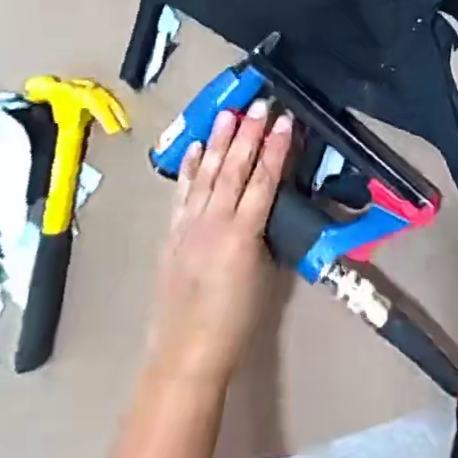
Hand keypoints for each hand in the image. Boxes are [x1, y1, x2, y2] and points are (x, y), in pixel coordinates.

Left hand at [143, 99, 294, 383]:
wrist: (185, 354)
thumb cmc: (236, 319)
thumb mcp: (266, 273)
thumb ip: (267, 231)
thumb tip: (273, 200)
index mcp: (242, 233)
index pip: (264, 179)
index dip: (276, 147)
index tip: (285, 120)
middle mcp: (213, 222)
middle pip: (234, 168)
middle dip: (249, 133)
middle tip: (260, 103)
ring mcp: (188, 225)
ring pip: (208, 173)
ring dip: (219, 140)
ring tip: (229, 112)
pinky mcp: (172, 232)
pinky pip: (182, 192)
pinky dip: (190, 168)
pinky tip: (198, 147)